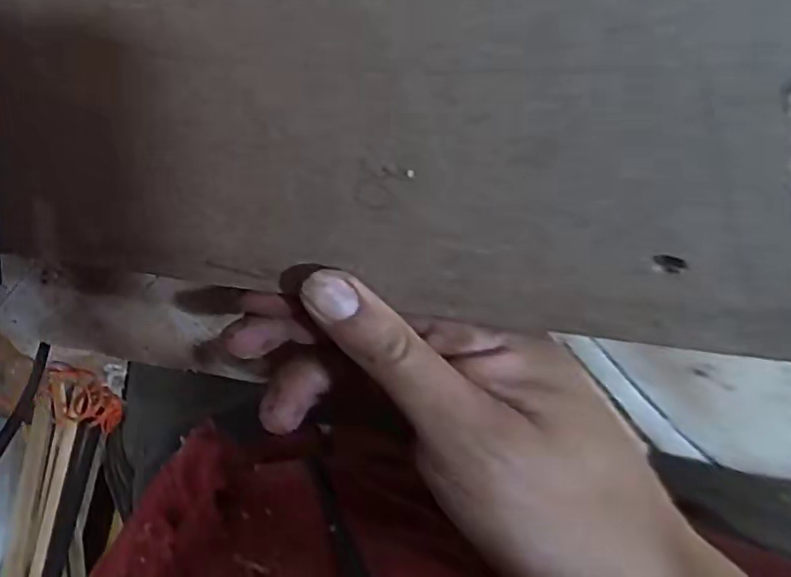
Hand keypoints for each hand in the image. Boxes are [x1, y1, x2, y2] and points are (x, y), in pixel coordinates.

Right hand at [217, 270, 741, 576]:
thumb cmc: (556, 512)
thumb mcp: (467, 431)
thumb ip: (389, 352)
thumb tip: (319, 278)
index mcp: (478, 327)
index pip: (375, 291)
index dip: (307, 293)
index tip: (248, 299)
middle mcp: (455, 341)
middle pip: (354, 322)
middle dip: (291, 336)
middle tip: (233, 346)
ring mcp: (441, 379)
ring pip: (349, 360)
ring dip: (302, 380)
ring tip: (270, 414)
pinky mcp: (428, 415)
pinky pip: (363, 394)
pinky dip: (326, 408)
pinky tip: (297, 424)